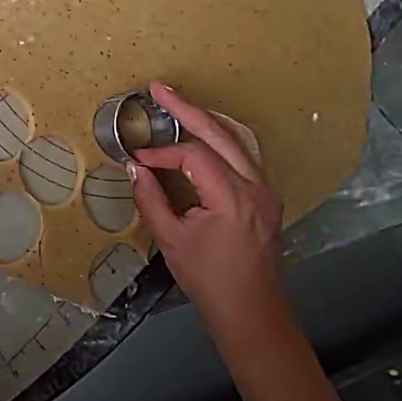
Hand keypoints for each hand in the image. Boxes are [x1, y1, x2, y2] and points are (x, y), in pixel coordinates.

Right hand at [130, 82, 290, 341]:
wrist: (252, 312)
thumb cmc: (210, 280)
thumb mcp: (171, 241)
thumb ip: (151, 200)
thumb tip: (135, 170)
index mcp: (232, 197)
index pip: (194, 156)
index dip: (162, 153)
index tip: (139, 160)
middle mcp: (255, 186)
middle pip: (220, 133)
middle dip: (187, 108)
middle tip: (159, 89)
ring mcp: (265, 190)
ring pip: (238, 139)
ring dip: (208, 119)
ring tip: (180, 103)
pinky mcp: (266, 196)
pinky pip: (244, 154)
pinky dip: (222, 138)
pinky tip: (205, 133)